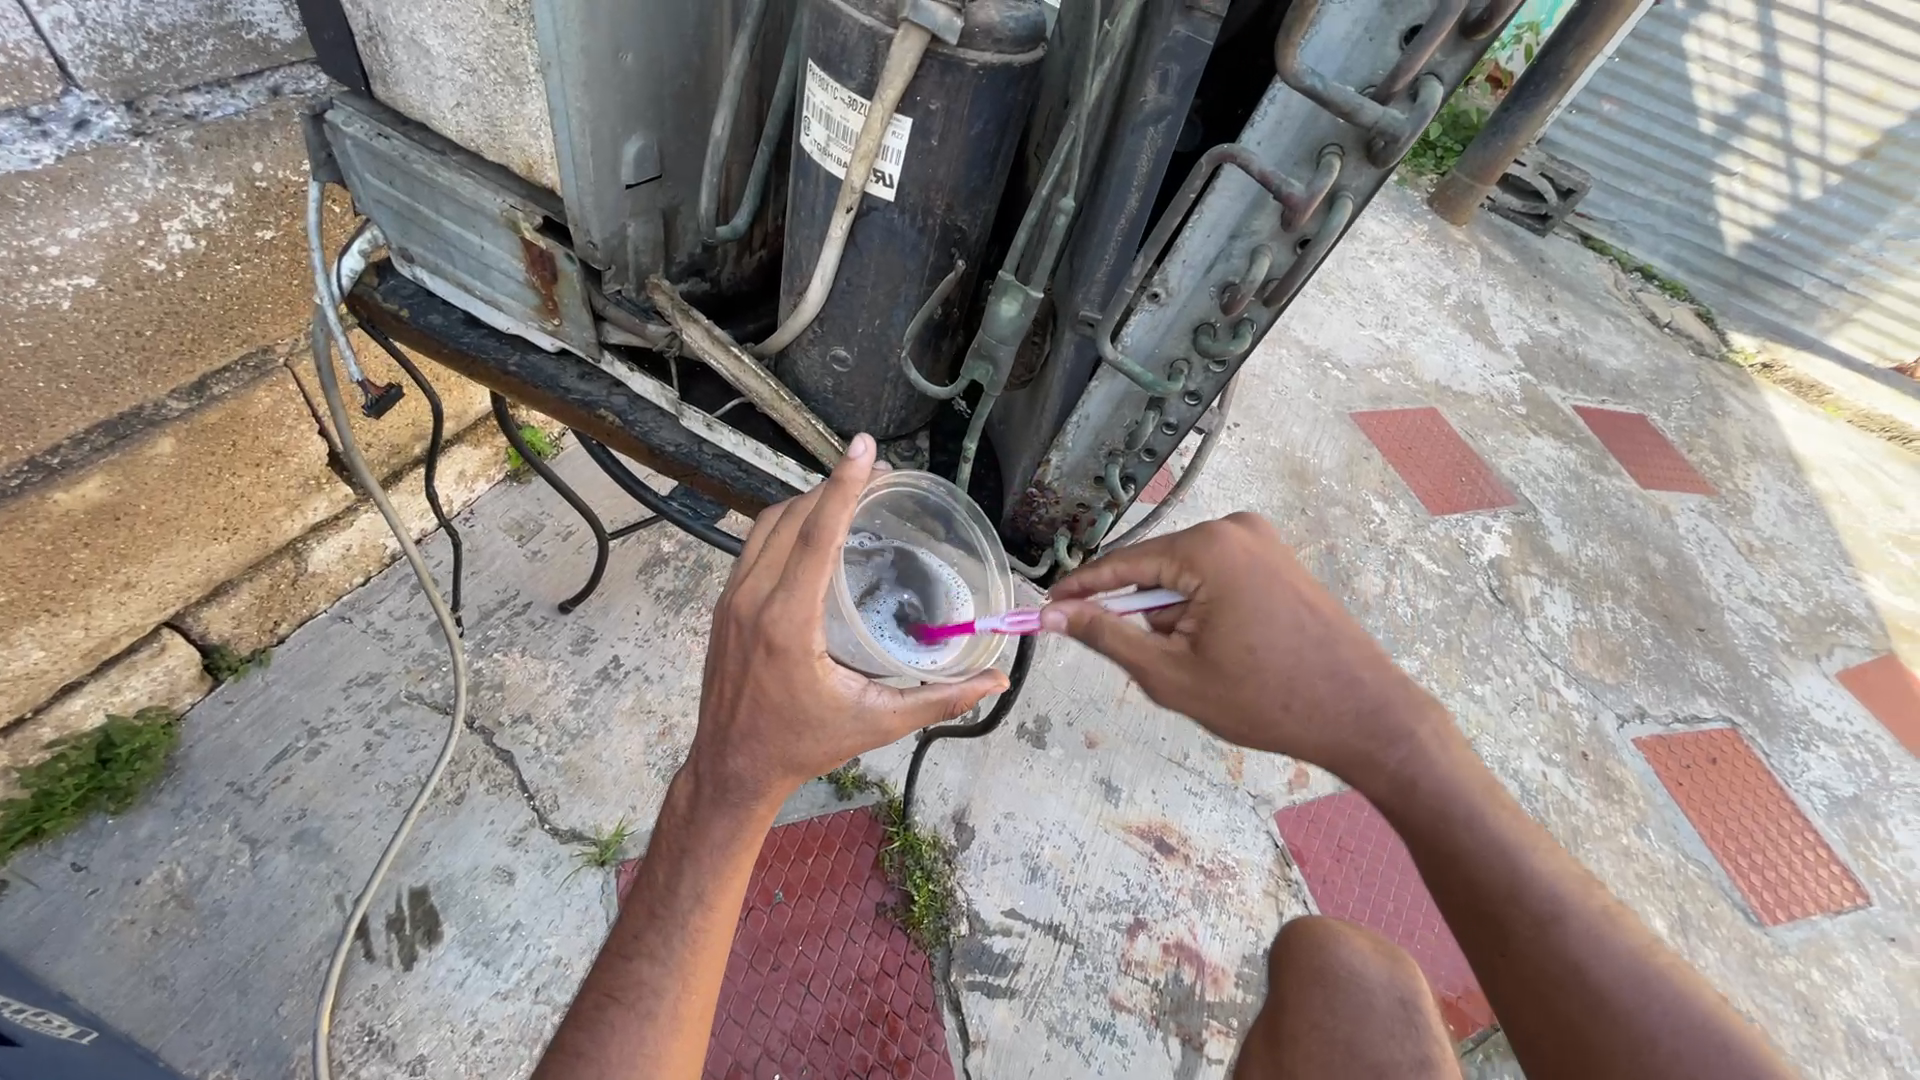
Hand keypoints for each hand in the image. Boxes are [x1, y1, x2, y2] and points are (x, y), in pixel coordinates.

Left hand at [687, 433, 1009, 807]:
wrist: (732, 768)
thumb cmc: (804, 745)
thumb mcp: (876, 723)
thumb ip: (939, 698)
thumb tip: (995, 680)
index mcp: (788, 622)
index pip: (818, 534)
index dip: (845, 486)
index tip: (865, 448)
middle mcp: (753, 599)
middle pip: (793, 517)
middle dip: (833, 486)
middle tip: (875, 473)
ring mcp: (732, 599)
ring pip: (767, 525)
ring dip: (806, 500)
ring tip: (847, 493)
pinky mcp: (724, 605)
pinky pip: (753, 544)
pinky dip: (785, 523)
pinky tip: (812, 529)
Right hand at [1040, 513, 1456, 786]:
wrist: (1366, 715)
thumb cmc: (1266, 700)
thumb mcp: (1171, 673)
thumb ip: (1105, 636)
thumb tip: (1053, 615)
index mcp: (1207, 547)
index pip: (1119, 564)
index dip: (1079, 591)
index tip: (1044, 611)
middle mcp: (1234, 528)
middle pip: (1153, 569)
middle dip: (1137, 614)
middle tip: (1145, 662)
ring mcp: (1261, 539)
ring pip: (1183, 576)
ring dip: (1171, 617)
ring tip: (1198, 665)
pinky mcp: (1277, 558)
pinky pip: (1214, 577)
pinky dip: (1199, 610)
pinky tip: (1218, 649)